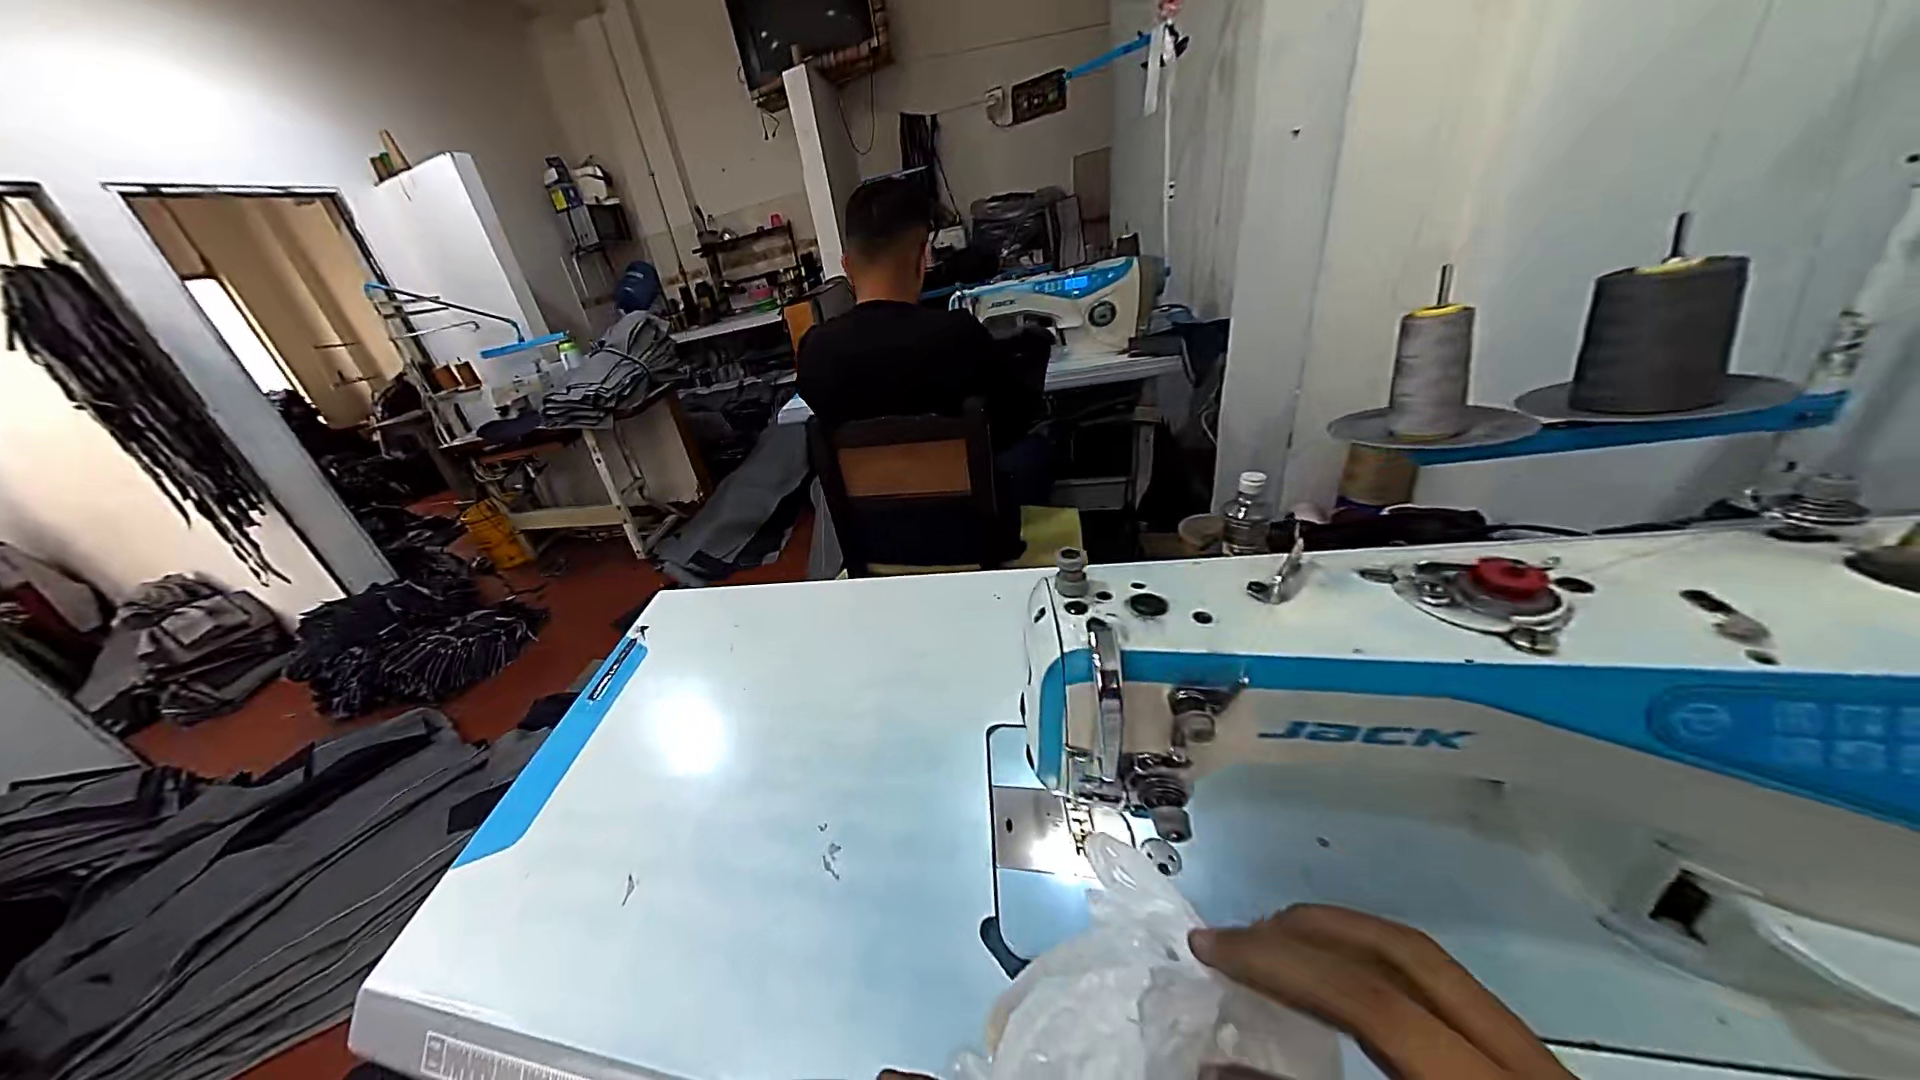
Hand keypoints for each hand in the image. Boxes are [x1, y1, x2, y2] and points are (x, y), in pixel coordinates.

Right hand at [1189, 905, 1575, 1079]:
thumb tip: (1214, 1067)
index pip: (1373, 1007)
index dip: (1279, 971)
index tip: (1209, 951)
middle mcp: (1520, 1069)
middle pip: (1402, 958)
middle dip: (1303, 934)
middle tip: (1234, 935)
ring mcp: (1533, 1062)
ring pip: (1425, 958)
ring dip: (1335, 934)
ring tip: (1271, 936)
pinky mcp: (1526, 1060)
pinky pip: (1439, 983)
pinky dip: (1370, 960)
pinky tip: (1332, 968)